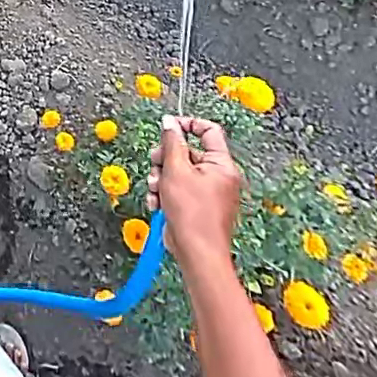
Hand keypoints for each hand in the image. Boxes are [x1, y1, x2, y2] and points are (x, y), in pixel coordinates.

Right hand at [147, 115, 241, 274]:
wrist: (197, 255)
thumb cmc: (192, 215)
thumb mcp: (176, 170)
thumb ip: (172, 143)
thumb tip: (169, 122)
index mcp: (221, 164)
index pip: (208, 130)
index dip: (187, 125)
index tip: (168, 128)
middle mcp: (217, 176)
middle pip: (187, 152)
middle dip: (166, 158)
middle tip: (156, 164)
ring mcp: (208, 192)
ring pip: (178, 171)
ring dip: (161, 178)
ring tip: (156, 190)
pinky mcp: (197, 206)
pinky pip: (178, 189)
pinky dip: (165, 193)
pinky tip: (157, 203)